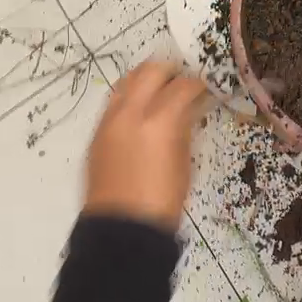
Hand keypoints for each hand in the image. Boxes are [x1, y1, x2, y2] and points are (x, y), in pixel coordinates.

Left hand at [82, 60, 210, 230]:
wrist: (120, 232)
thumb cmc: (163, 201)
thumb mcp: (184, 162)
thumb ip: (186, 126)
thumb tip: (192, 106)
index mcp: (159, 121)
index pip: (183, 85)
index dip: (198, 83)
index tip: (205, 87)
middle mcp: (131, 112)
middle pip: (152, 70)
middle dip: (171, 71)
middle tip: (183, 82)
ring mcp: (109, 120)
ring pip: (128, 79)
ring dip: (147, 79)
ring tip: (160, 91)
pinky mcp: (96, 132)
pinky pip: (114, 100)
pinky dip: (130, 96)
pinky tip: (141, 110)